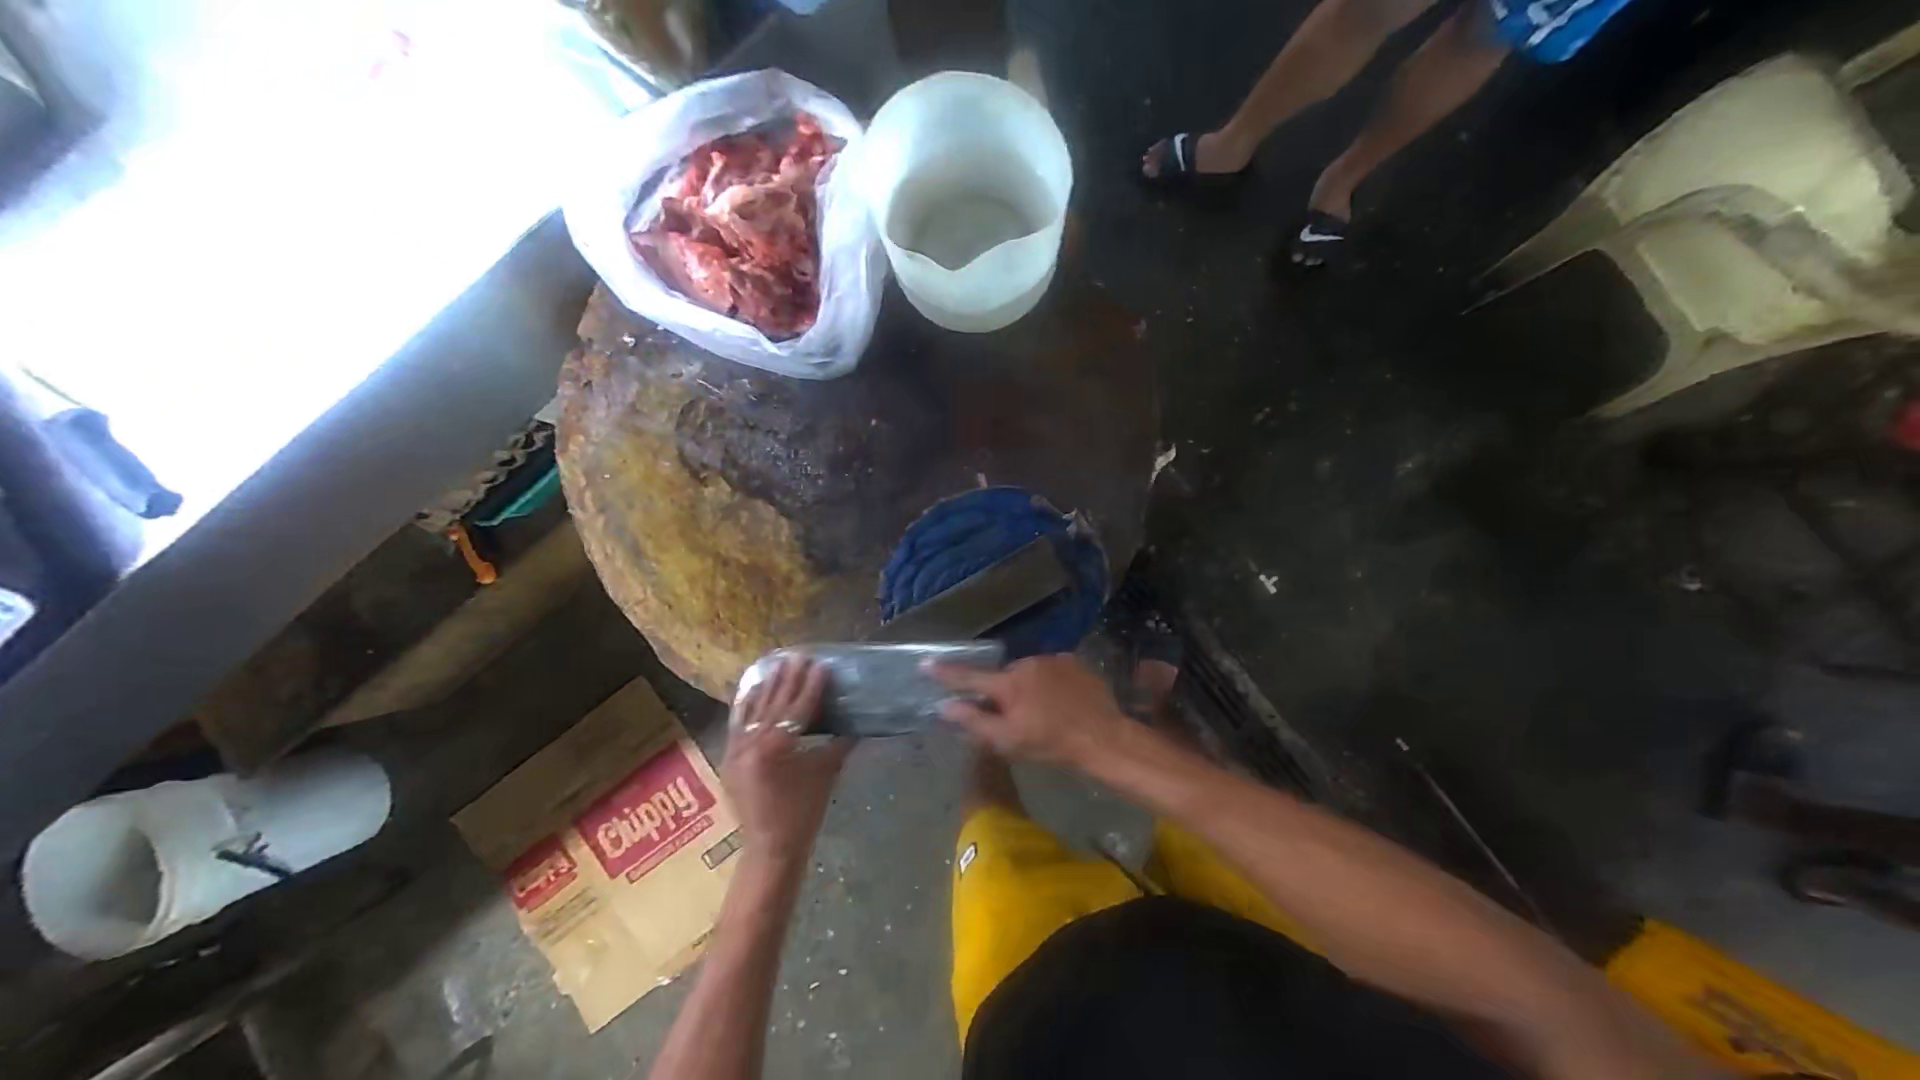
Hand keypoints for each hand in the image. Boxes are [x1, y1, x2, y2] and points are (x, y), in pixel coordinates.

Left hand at [723, 658, 852, 864]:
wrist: (770, 848)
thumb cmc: (803, 813)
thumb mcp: (825, 774)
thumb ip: (839, 744)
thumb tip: (858, 723)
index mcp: (776, 748)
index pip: (798, 709)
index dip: (811, 686)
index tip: (820, 664)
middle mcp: (752, 744)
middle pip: (773, 704)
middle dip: (788, 679)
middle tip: (799, 656)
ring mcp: (736, 750)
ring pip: (753, 711)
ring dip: (766, 686)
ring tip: (777, 663)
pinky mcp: (729, 758)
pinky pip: (737, 724)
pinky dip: (746, 705)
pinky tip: (752, 688)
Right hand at [928, 655, 1128, 767]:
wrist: (1104, 738)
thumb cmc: (1052, 744)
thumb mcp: (1008, 741)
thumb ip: (974, 722)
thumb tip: (944, 706)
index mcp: (1008, 683)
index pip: (969, 676)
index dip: (946, 673)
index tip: (926, 664)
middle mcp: (1027, 663)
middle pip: (1004, 676)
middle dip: (1004, 691)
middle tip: (1015, 716)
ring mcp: (1053, 659)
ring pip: (1030, 672)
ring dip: (1029, 687)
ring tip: (1044, 712)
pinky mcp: (1075, 662)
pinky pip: (1052, 670)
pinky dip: (1050, 682)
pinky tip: (1062, 702)